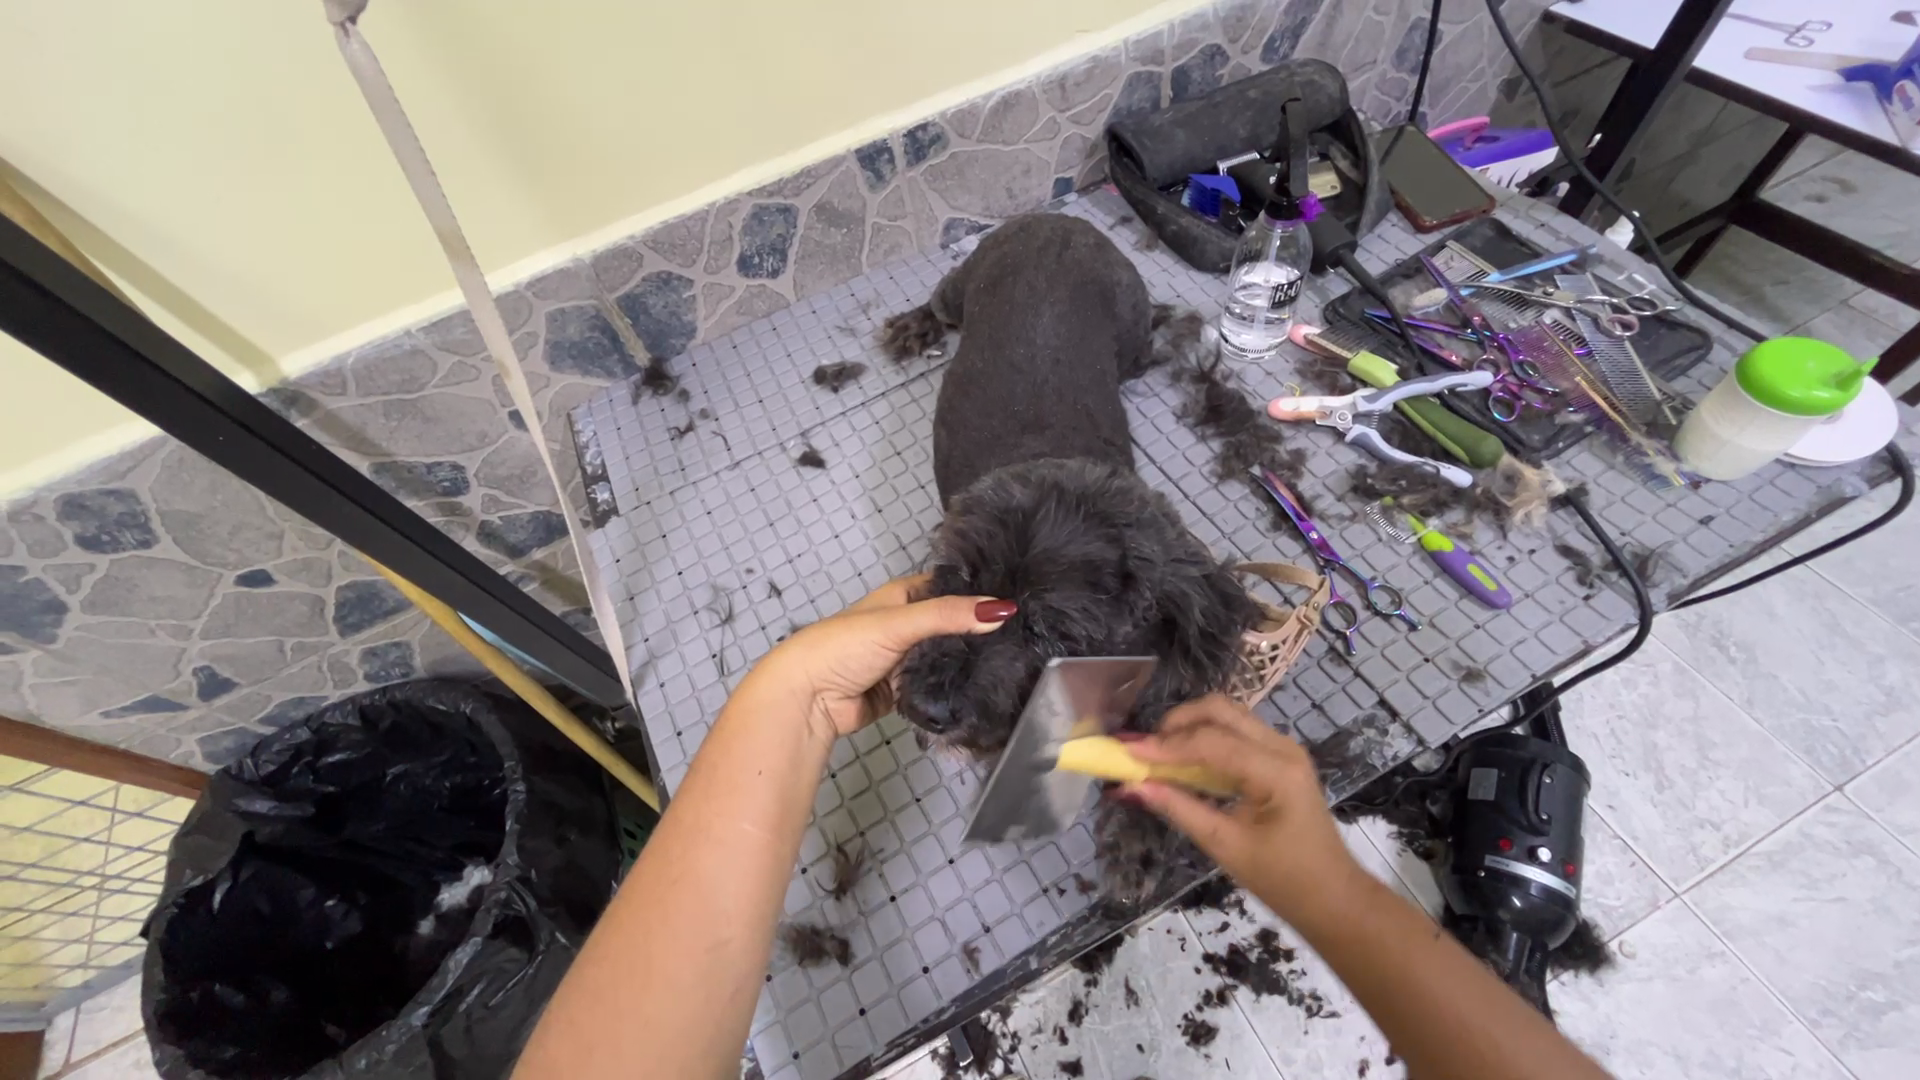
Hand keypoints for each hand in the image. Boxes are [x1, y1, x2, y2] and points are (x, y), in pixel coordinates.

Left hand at [745, 575, 1015, 743]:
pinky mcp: (904, 690)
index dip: (980, 591)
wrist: (808, 697)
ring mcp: (906, 659)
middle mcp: (907, 624)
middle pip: (953, 625)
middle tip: (1027, 637)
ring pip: (947, 658)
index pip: (951, 587)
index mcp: (904, 596)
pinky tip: (984, 689)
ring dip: (968, 663)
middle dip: (980, 632)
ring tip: (1016, 663)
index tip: (1021, 598)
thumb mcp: (899, 623)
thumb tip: (1004, 610)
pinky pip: (936, 686)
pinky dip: (952, 688)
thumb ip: (949, 617)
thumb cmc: (846, 645)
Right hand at [1124, 695, 1364, 919]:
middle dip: (1176, 723)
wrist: (1335, 898)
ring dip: (1189, 726)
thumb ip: (1179, 810)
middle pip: (1219, 710)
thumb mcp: (1226, 847)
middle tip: (1145, 749)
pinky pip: (1234, 731)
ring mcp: (1282, 748)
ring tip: (1159, 753)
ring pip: (1226, 714)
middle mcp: (1282, 747)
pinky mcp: (1277, 755)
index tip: (1127, 753)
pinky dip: (1204, 737)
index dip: (1165, 745)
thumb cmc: (1285, 880)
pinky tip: (1183, 759)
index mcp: (1276, 771)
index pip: (1211, 742)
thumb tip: (1131, 787)